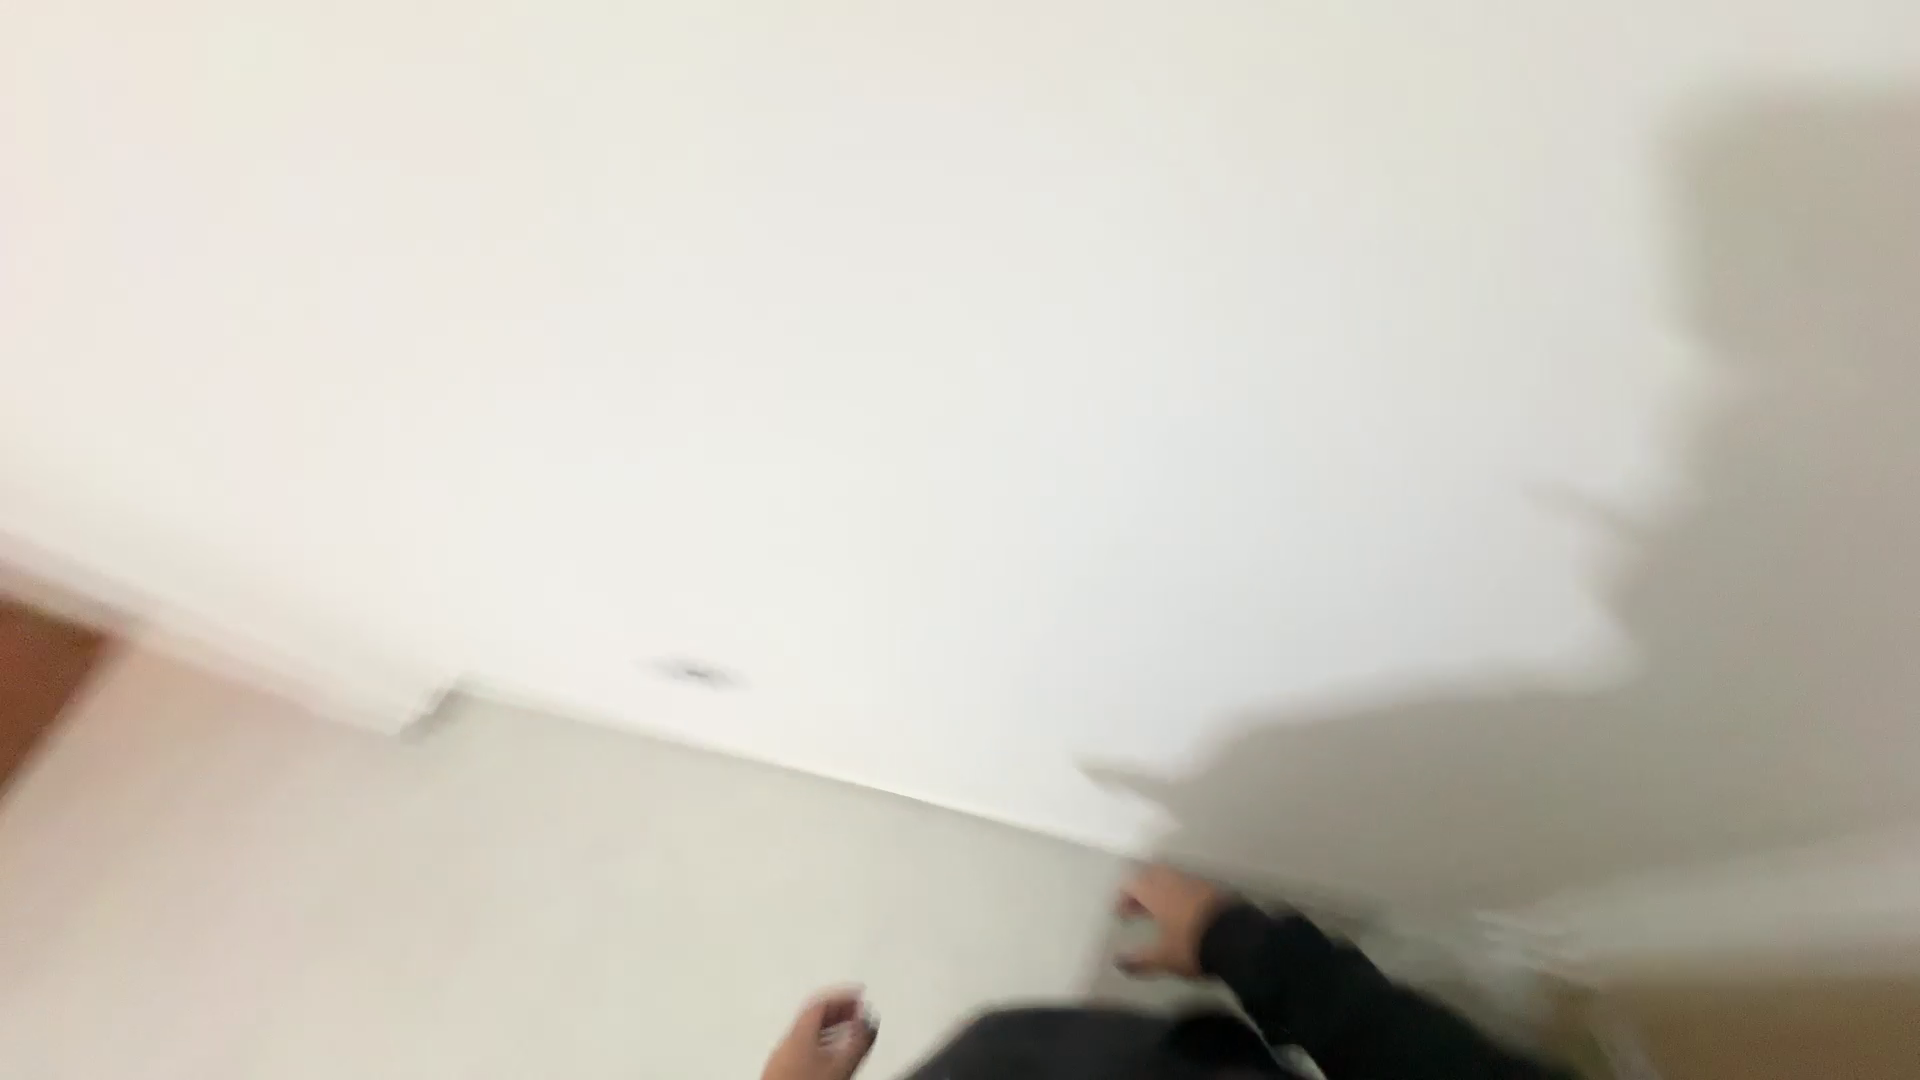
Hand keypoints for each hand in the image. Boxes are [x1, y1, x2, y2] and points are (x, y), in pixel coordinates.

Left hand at [760, 988, 877, 1079]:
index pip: (822, 1000)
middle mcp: (787, 1038)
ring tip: (849, 1034)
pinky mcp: (779, 1070)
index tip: (860, 993)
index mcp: (799, 1029)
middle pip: (814, 1014)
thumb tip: (871, 1021)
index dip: (844, 994)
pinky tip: (831, 1057)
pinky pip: (802, 1048)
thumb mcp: (839, 1063)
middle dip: (839, 1010)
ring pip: (808, 1032)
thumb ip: (858, 1040)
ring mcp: (781, 1055)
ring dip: (830, 1029)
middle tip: (857, 1011)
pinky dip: (820, 1044)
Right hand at [1115, 863, 1231, 978]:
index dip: (1123, 898)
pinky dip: (1183, 895)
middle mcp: (1173, 880)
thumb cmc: (1193, 945)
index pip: (1131, 884)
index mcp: (1155, 891)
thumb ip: (1140, 960)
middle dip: (1141, 890)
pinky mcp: (1216, 888)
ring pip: (1172, 879)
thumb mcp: (1164, 958)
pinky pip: (1191, 885)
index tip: (1120, 913)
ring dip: (1162, 891)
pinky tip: (1188, 914)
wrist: (1240, 939)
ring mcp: (1196, 881)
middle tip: (1138, 909)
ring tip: (1163, 912)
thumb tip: (1118, 963)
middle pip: (1150, 875)